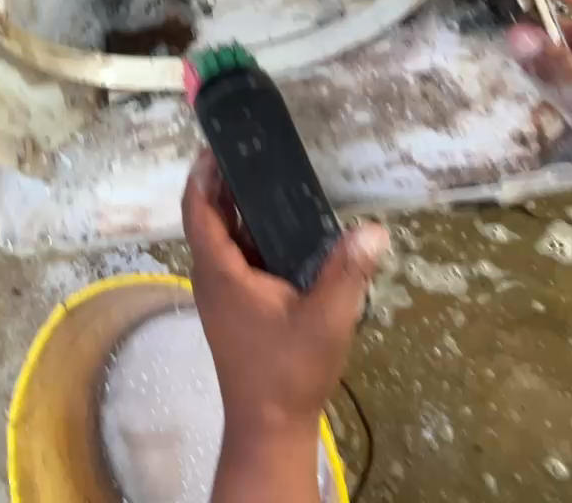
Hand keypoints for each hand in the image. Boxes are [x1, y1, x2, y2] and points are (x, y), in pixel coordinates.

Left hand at [181, 150, 387, 442]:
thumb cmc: (288, 370)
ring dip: (235, 210)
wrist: (269, 425)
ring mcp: (220, 292)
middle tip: (247, 154)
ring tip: (265, 181)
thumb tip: (373, 229)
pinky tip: (278, 230)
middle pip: (208, 218)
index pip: (197, 210)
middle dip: (221, 185)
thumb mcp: (324, 320)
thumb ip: (346, 273)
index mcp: (219, 270)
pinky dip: (248, 236)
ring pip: (221, 239)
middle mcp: (211, 275)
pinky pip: (234, 258)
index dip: (201, 175)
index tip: (213, 146)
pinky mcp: (233, 306)